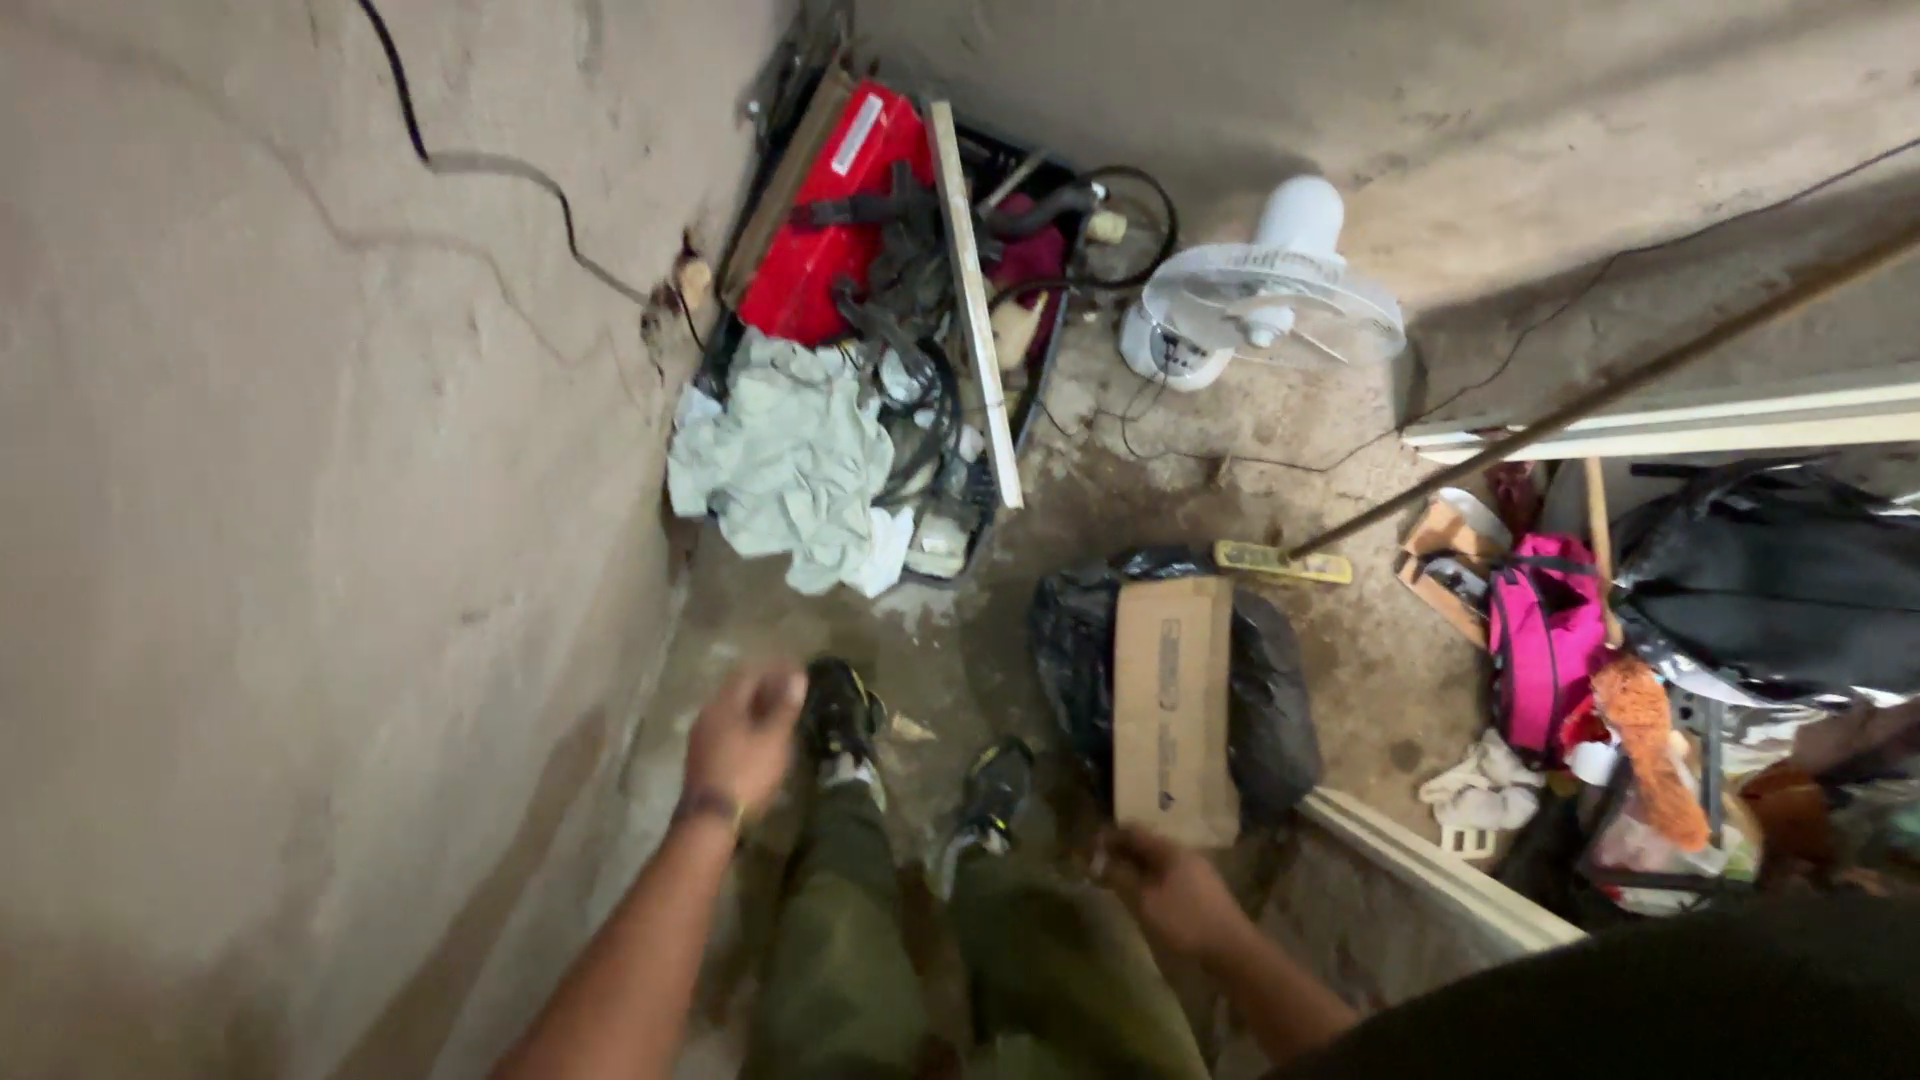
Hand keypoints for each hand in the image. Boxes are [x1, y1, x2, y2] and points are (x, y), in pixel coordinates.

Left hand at [682, 660, 808, 819]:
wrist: (709, 822)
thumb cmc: (746, 774)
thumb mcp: (773, 739)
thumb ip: (785, 706)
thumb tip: (798, 675)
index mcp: (724, 705)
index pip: (749, 673)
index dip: (774, 668)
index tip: (796, 668)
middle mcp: (708, 715)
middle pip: (738, 691)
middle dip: (766, 686)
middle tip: (791, 689)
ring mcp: (702, 738)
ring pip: (733, 711)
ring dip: (756, 706)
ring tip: (781, 712)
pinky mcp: (703, 758)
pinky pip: (728, 728)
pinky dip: (748, 724)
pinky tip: (762, 736)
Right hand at [1098, 824, 1251, 965]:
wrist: (1234, 951)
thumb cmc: (1186, 921)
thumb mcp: (1145, 901)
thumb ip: (1120, 878)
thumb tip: (1100, 863)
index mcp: (1170, 849)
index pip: (1132, 830)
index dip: (1108, 836)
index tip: (1089, 849)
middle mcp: (1183, 853)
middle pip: (1144, 844)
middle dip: (1119, 852)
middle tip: (1097, 867)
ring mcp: (1195, 872)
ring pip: (1156, 862)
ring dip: (1133, 868)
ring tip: (1114, 882)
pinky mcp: (1200, 892)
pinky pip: (1166, 876)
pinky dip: (1147, 880)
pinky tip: (1140, 895)